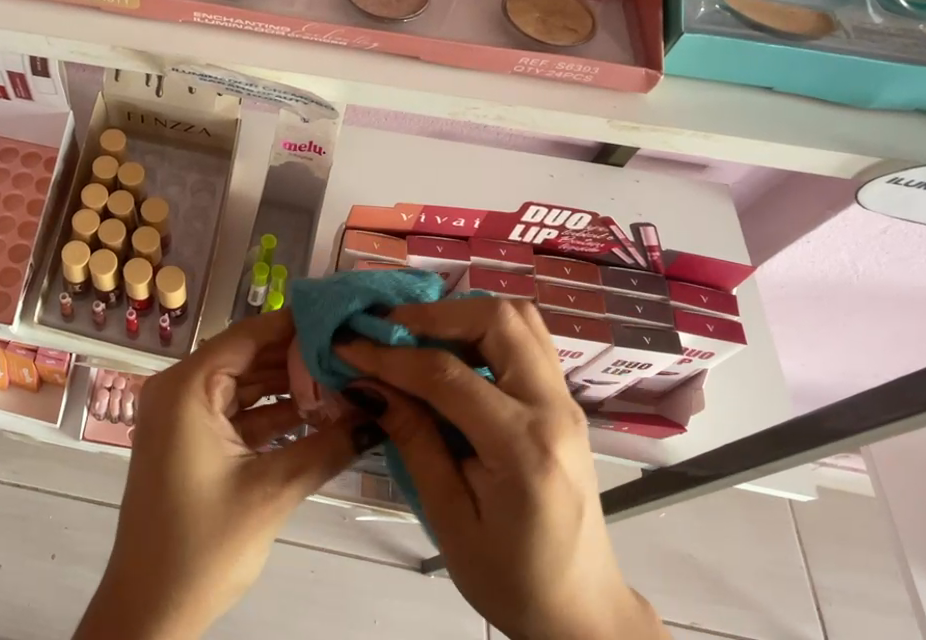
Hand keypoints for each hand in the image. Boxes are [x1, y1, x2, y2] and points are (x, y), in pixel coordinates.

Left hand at [75, 311, 375, 639]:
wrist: (151, 607)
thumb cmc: (203, 544)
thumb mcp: (272, 491)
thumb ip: (327, 446)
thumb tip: (379, 412)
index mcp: (186, 387)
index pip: (248, 335)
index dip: (296, 323)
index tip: (343, 316)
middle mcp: (179, 389)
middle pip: (248, 357)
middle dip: (300, 357)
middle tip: (355, 351)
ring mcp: (183, 416)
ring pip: (246, 386)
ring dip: (291, 387)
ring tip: (347, 380)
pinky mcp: (191, 441)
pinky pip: (237, 413)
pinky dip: (274, 415)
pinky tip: (320, 415)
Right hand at [337, 298, 666, 639]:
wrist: (580, 610)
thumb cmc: (510, 577)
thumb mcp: (449, 517)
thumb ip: (413, 439)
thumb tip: (366, 383)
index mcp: (523, 447)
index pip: (446, 374)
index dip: (389, 355)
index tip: (345, 346)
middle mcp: (553, 409)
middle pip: (496, 321)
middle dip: (431, 315)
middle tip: (383, 329)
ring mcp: (564, 401)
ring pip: (517, 318)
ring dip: (460, 315)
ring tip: (413, 335)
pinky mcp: (561, 402)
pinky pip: (525, 339)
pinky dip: (481, 329)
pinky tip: (445, 350)